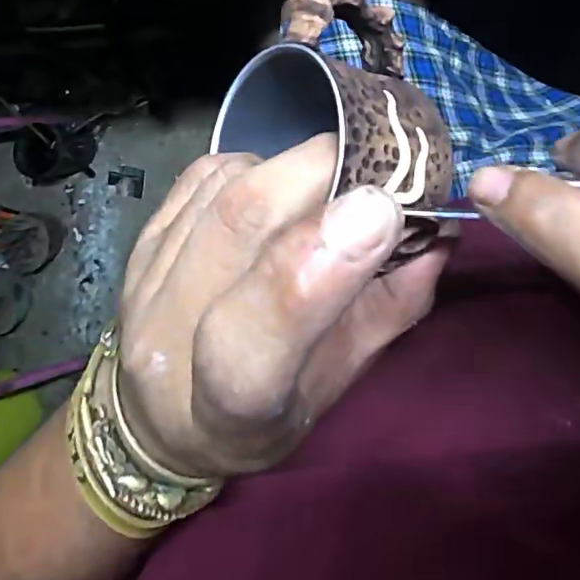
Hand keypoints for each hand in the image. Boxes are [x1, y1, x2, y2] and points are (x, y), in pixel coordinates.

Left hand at [115, 134, 449, 476]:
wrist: (154, 411)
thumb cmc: (254, 417)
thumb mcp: (330, 389)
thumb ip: (384, 315)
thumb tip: (436, 232)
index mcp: (225, 407)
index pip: (250, 338)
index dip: (311, 270)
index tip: (379, 210)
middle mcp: (168, 332)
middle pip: (236, 225)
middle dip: (318, 174)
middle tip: (378, 162)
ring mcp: (147, 274)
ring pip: (224, 185)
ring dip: (290, 167)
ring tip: (330, 182)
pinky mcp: (143, 234)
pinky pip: (204, 172)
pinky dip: (255, 163)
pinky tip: (274, 183)